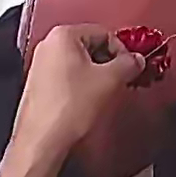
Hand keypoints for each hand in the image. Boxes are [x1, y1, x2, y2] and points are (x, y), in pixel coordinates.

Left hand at [12, 24, 143, 157]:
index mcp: (63, 36)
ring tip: (104, 93)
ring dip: (97, 75)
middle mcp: (48, 46)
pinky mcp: (39, 85)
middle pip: (91, 46)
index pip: (104, 33)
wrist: (41, 143)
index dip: (122, 51)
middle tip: (120, 79)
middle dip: (109, 63)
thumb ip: (128, 64)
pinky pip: (68, 76)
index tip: (130, 66)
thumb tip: (135, 60)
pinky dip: (82, 85)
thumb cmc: (68, 109)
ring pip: (80, 63)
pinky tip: (88, 102)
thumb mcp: (110, 80)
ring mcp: (41, 66)